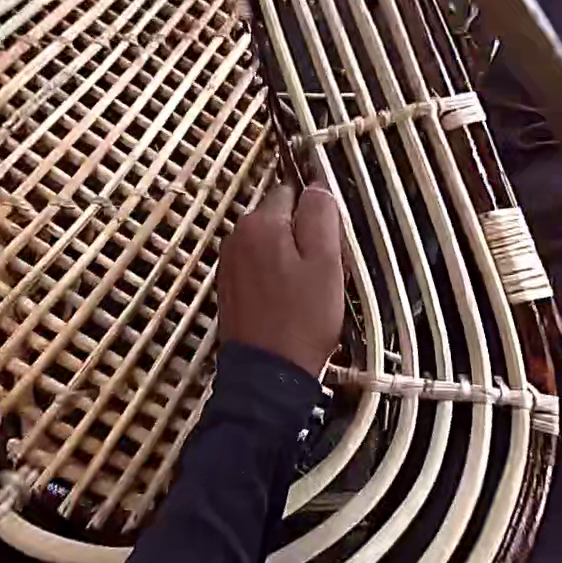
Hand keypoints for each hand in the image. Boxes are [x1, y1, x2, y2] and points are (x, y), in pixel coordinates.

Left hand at [217, 181, 345, 378]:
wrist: (268, 376)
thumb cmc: (302, 319)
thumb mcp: (326, 261)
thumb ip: (321, 215)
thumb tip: (317, 186)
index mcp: (260, 223)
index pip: (295, 191)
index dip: (319, 214)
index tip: (332, 243)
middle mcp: (237, 236)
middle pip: (283, 217)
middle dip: (305, 235)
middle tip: (326, 270)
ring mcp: (230, 262)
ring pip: (273, 242)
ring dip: (293, 256)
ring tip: (310, 290)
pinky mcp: (230, 286)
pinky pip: (261, 265)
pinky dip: (278, 275)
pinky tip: (292, 300)